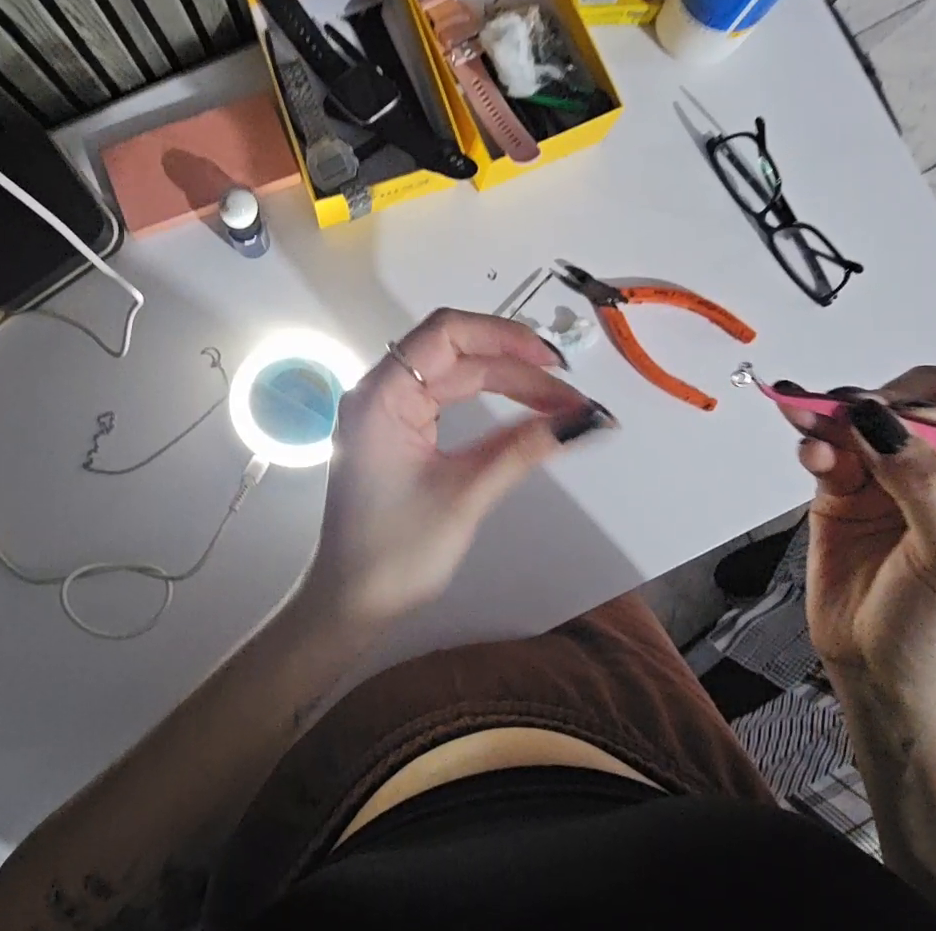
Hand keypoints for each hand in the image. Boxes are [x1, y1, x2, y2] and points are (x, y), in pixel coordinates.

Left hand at [301, 309, 613, 625]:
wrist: (351, 603)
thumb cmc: (396, 554)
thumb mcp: (464, 497)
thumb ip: (522, 450)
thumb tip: (584, 419)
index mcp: (379, 397)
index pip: (445, 333)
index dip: (504, 336)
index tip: (553, 362)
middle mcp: (378, 393)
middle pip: (455, 354)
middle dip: (516, 369)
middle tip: (570, 398)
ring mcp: (386, 414)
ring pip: (454, 376)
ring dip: (506, 384)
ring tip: (558, 404)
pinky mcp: (397, 435)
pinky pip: (446, 402)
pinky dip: (487, 406)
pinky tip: (522, 415)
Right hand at [774, 368, 935, 723]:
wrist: (880, 671)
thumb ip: (923, 482)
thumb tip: (876, 417)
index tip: (921, 430)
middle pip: (925, 397)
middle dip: (887, 402)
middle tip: (855, 419)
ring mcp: (892, 474)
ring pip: (866, 414)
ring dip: (833, 410)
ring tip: (802, 412)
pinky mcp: (843, 487)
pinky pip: (827, 444)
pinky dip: (811, 438)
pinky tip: (808, 451)